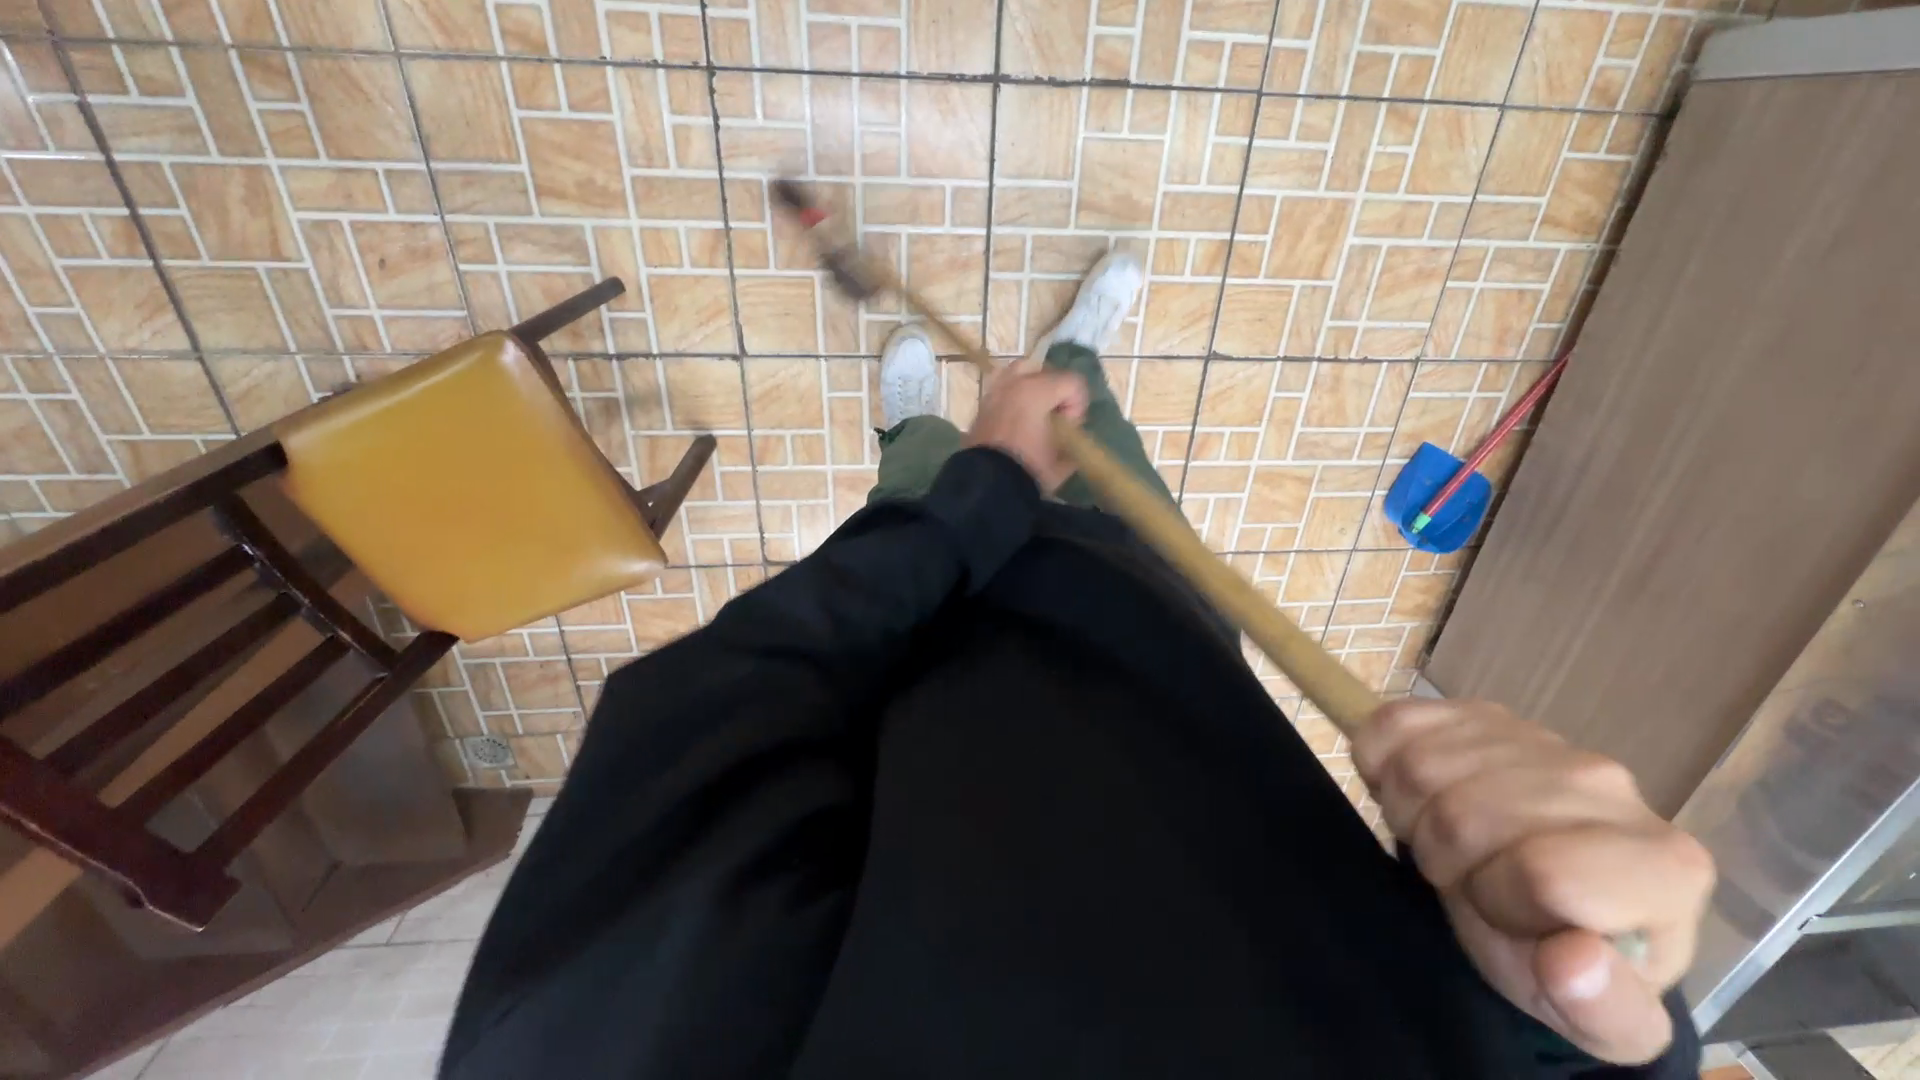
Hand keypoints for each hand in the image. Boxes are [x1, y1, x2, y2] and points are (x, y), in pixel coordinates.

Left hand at [965, 360, 1088, 494]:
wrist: (987, 486)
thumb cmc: (1029, 471)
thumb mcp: (1063, 461)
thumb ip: (1074, 442)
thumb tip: (1072, 439)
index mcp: (1037, 392)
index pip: (1073, 382)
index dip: (1078, 405)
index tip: (1070, 428)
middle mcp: (1014, 384)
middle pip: (1046, 371)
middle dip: (1056, 392)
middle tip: (1055, 418)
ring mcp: (994, 392)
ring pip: (1020, 372)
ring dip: (1033, 388)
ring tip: (1034, 413)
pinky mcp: (981, 405)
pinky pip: (1003, 389)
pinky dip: (1013, 397)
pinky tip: (1016, 421)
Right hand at [1351, 700, 1714, 1065]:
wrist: (1538, 885)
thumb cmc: (1562, 947)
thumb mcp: (1596, 1015)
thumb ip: (1605, 1010)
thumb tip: (1573, 960)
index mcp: (1662, 864)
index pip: (1543, 873)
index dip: (1502, 903)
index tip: (1512, 915)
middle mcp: (1606, 783)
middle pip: (1464, 816)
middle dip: (1442, 861)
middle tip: (1464, 879)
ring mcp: (1533, 736)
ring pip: (1419, 767)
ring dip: (1408, 815)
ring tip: (1441, 839)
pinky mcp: (1471, 708)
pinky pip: (1392, 724)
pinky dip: (1379, 763)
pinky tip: (1416, 793)